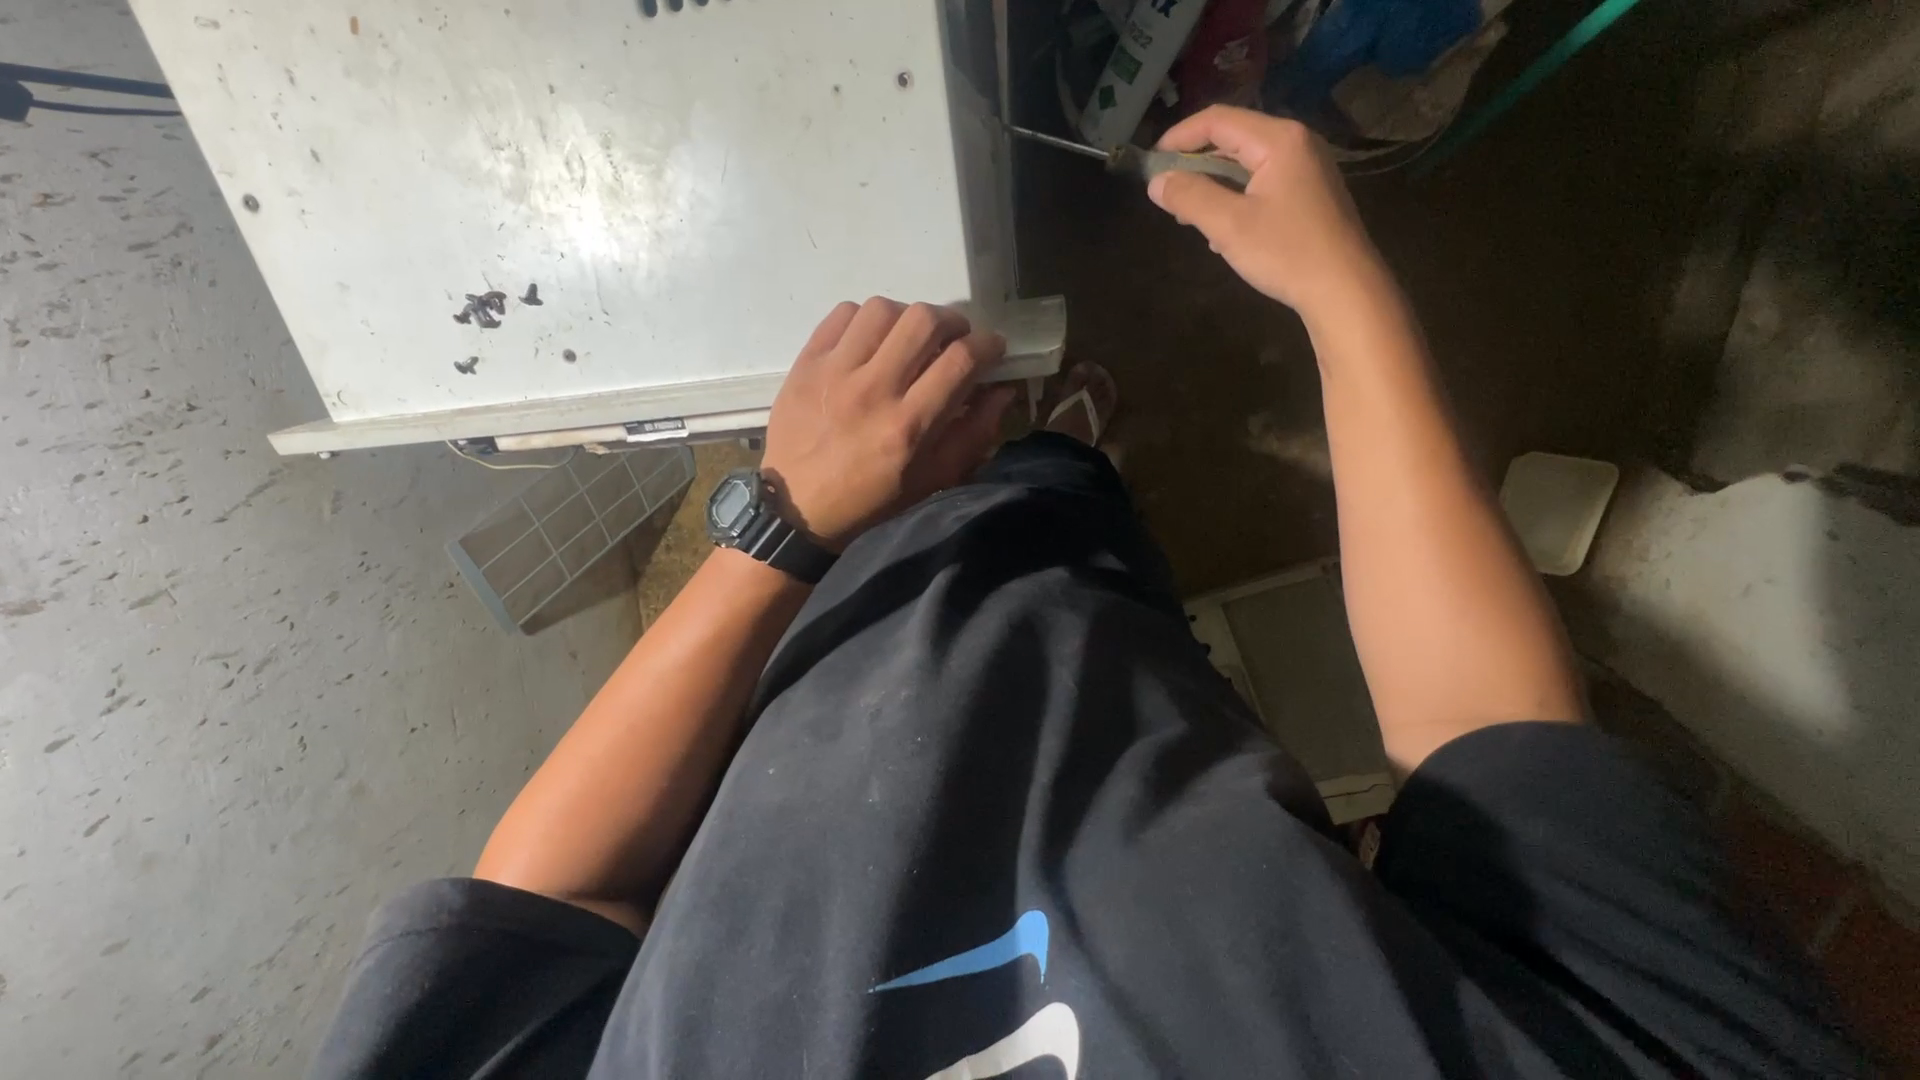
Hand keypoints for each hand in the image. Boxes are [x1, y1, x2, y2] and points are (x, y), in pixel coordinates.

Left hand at [761, 298, 1014, 550]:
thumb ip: (973, 434)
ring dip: (908, 318)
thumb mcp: (933, 479)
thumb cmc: (872, 501)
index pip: (961, 360)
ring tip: (910, 338)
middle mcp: (874, 390)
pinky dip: (866, 319)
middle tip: (954, 338)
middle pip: (925, 321)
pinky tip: (872, 341)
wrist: (797, 508)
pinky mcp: (807, 362)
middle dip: (953, 322)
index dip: (988, 345)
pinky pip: (843, 314)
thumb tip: (1003, 391)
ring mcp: (835, 371)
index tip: (993, 349)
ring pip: (884, 309)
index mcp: (909, 425)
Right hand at [1148, 106, 1389, 322]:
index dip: (1179, 137)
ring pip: (1247, 163)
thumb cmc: (1286, 253)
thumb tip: (1156, 182)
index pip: (1218, 120)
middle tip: (1168, 192)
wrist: (1345, 289)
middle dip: (1195, 162)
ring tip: (1190, 215)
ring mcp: (1308, 168)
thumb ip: (1190, 198)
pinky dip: (1236, 196)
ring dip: (1214, 183)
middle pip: (1234, 138)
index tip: (1151, 163)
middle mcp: (1297, 143)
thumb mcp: (1229, 226)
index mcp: (1279, 140)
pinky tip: (1224, 229)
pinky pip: (1263, 182)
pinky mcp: (1311, 193)